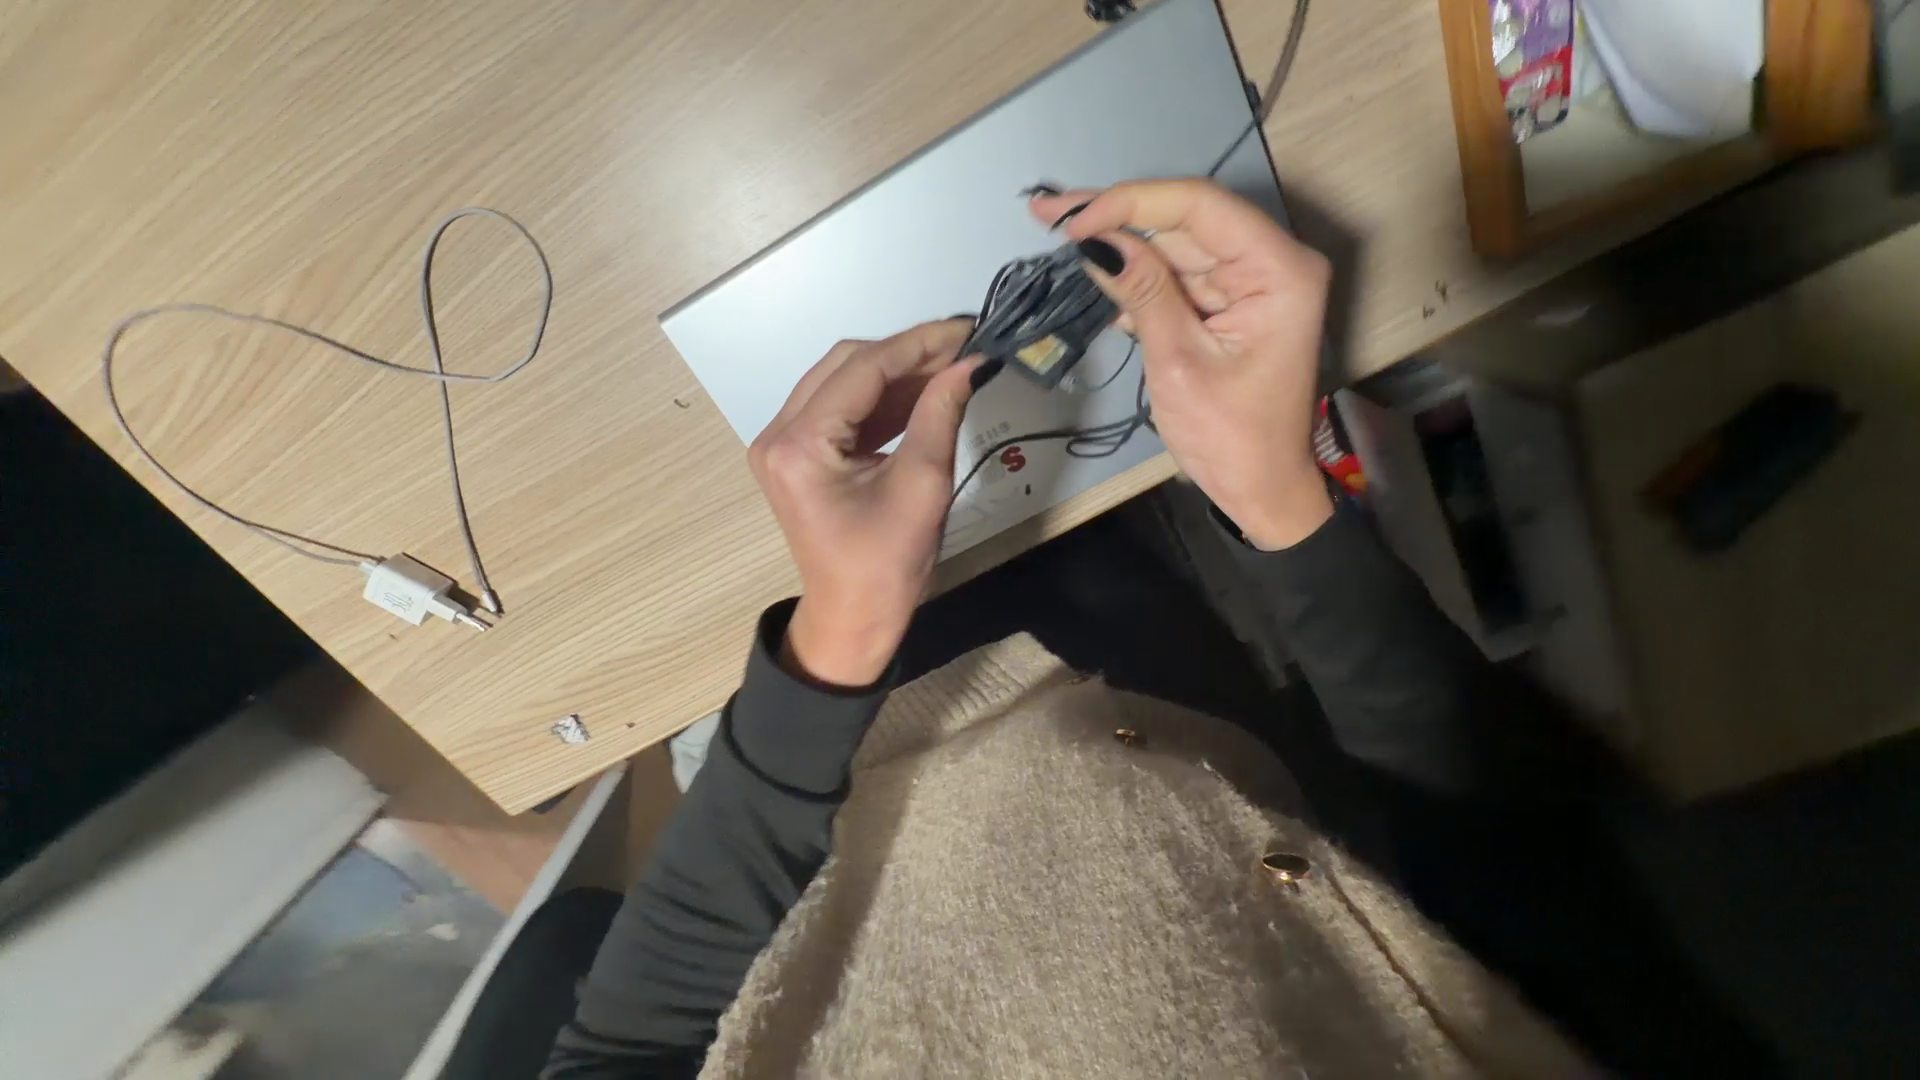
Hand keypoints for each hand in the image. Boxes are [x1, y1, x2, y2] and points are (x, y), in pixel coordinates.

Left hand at [748, 319, 981, 685]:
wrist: (853, 620)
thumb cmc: (887, 567)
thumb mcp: (923, 486)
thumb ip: (941, 414)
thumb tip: (972, 363)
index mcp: (800, 446)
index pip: (862, 369)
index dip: (918, 344)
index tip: (967, 330)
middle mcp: (779, 434)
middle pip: (846, 366)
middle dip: (907, 354)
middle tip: (963, 350)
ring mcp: (783, 444)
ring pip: (843, 382)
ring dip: (896, 375)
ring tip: (951, 369)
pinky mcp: (798, 455)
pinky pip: (841, 410)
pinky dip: (882, 401)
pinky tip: (924, 394)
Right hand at [1029, 179, 1333, 549]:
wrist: (1260, 488)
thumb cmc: (1229, 437)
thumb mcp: (1178, 363)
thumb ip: (1143, 293)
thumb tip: (1095, 241)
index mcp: (1278, 271)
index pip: (1199, 207)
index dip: (1130, 202)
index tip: (1072, 218)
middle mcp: (1272, 263)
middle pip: (1186, 220)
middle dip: (1116, 216)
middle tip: (1047, 212)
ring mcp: (1252, 284)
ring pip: (1177, 246)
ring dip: (1122, 245)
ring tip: (1060, 235)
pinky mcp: (1233, 305)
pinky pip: (1181, 277)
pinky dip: (1140, 279)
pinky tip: (1100, 277)